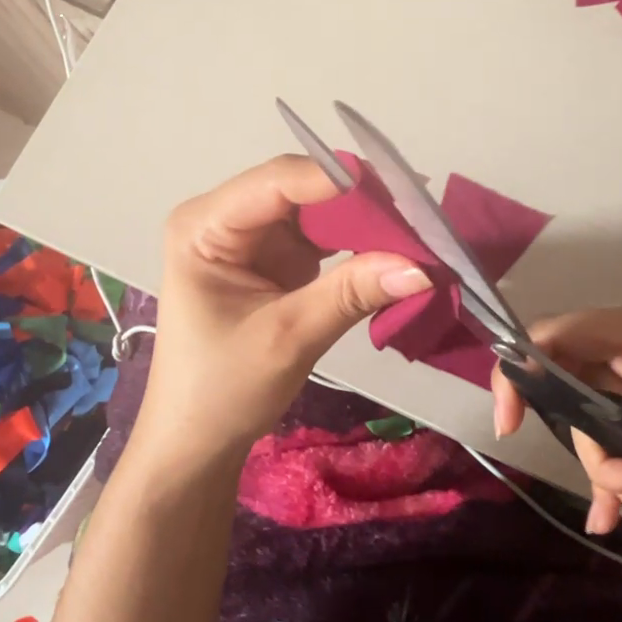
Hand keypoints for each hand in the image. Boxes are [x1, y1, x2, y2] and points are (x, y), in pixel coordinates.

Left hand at [135, 156, 432, 464]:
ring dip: (363, 218)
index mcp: (203, 226)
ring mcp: (252, 237)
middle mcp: (225, 218)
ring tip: (419, 226)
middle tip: (420, 210)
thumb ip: (350, 293)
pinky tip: (397, 246)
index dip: (335, 180)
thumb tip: (423, 266)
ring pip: (317, 209)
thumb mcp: (288, 338)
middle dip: (357, 198)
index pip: (275, 182)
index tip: (397, 191)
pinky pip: (322, 236)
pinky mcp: (275, 258)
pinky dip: (357, 242)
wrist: (198, 441)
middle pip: (299, 189)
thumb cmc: (222, 390)